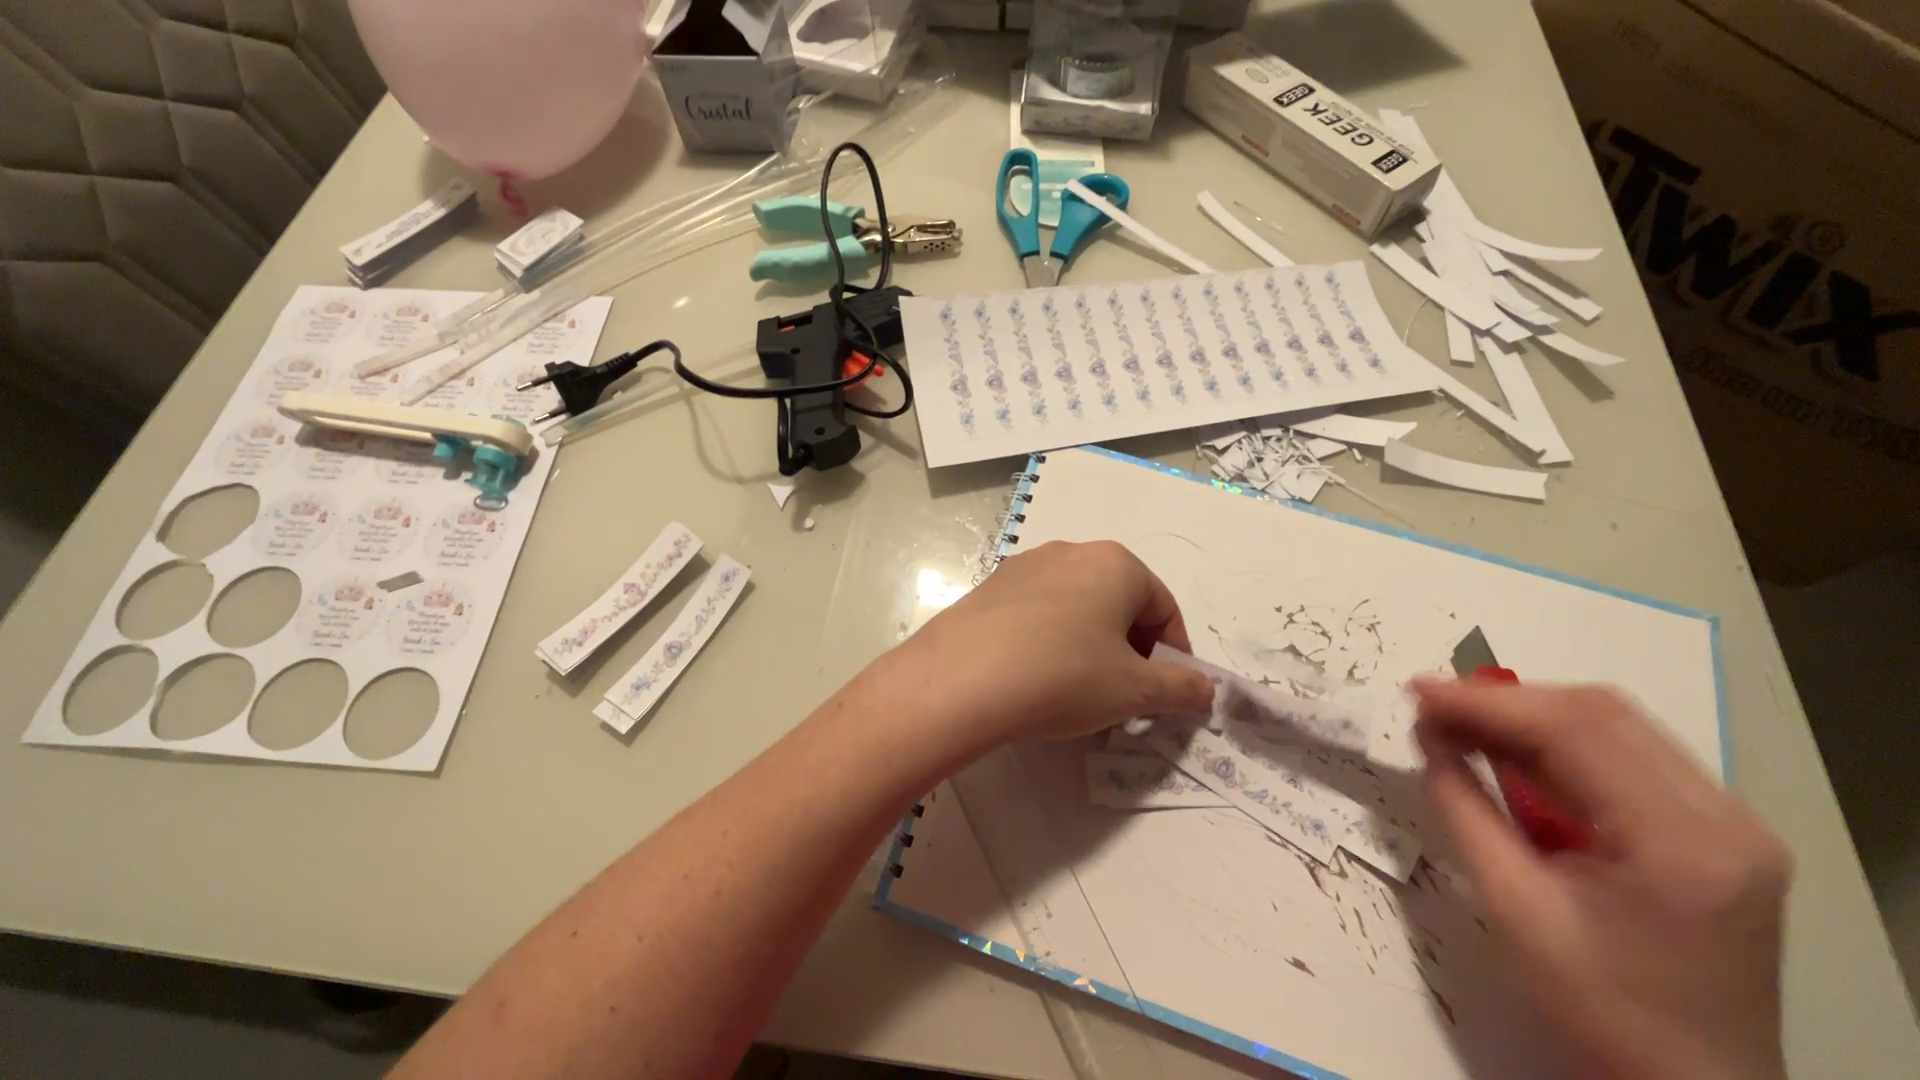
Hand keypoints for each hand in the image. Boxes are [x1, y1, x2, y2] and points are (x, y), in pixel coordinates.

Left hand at [883, 540, 1212, 754]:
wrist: (960, 681)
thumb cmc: (1063, 677)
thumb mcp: (1134, 691)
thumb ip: (1181, 689)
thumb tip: (1207, 691)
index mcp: (1115, 563)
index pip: (1164, 608)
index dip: (1173, 655)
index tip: (1164, 695)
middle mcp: (1069, 552)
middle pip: (1119, 604)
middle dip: (1129, 651)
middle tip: (1121, 697)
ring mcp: (1023, 567)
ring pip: (1076, 609)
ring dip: (1088, 647)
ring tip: (1076, 693)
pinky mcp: (988, 589)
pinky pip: (1036, 615)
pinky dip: (1048, 643)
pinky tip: (1034, 680)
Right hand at [1413, 680, 1791, 1079]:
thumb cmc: (1595, 1008)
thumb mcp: (1512, 907)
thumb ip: (1466, 809)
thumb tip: (1430, 737)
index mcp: (1682, 844)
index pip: (1576, 733)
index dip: (1487, 702)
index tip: (1417, 691)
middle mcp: (1726, 817)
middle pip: (1603, 716)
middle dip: (1507, 702)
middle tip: (1432, 706)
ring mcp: (1733, 823)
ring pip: (1618, 728)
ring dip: (1532, 719)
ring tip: (1459, 725)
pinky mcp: (1720, 833)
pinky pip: (1630, 759)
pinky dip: (1562, 747)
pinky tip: (1512, 754)